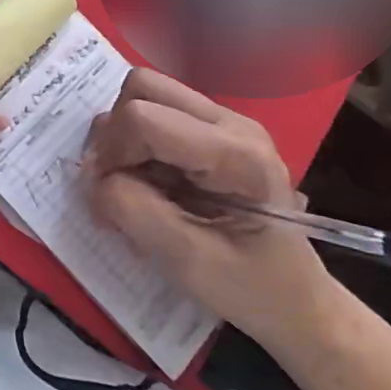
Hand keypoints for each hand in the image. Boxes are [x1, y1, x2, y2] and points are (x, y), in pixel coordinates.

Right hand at [83, 69, 338, 347]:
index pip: (144, 118)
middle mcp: (232, 122)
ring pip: (148, 93)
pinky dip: (138, 140)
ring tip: (136, 183)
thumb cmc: (249, 288)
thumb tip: (93, 176)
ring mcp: (226, 121)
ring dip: (126, 135)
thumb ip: (131, 210)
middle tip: (117, 181)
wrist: (297, 302)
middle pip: (144, 87)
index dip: (111, 151)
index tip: (108, 195)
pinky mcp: (216, 128)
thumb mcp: (184, 261)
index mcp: (236, 155)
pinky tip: (151, 180)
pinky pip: (159, 111)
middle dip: (116, 132)